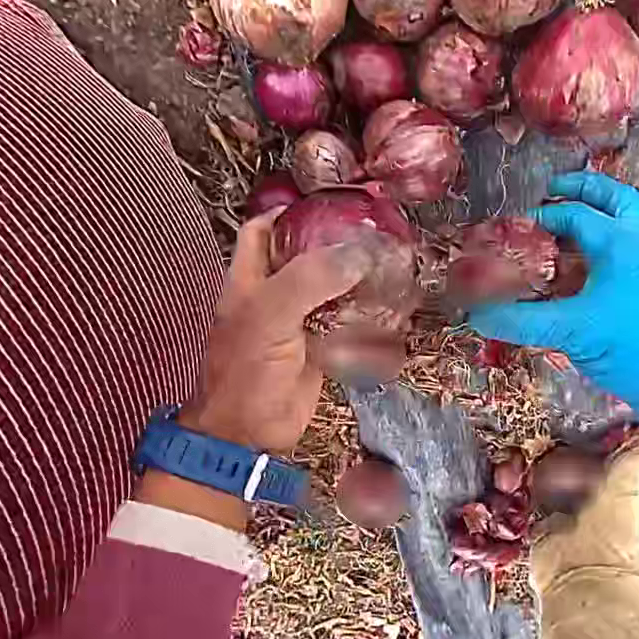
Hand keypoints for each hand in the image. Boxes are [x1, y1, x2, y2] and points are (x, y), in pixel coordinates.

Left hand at [137, 210, 364, 527]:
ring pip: (332, 288)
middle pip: (307, 256)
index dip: (290, 212)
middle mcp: (275, 294)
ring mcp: (300, 321)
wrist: (252, 433)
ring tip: (391, 263)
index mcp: (250, 278)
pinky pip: (347, 321)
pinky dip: (367, 313)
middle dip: (337, 244)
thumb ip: (310, 279)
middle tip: (375, 232)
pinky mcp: (322, 346)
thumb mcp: (270, 314)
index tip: (330, 205)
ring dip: (358, 278)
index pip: (264, 229)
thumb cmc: (247, 370)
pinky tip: (390, 305)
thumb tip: (359, 254)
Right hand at [467, 173, 638, 463]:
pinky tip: (580, 268)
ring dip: (597, 214)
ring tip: (564, 225)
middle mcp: (638, 246)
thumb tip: (477, 316)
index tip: (518, 225)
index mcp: (620, 244)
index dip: (545, 214)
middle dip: (585, 188)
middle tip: (554, 189)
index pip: (577, 213)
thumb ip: (522, 321)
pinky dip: (602, 245)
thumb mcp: (571, 331)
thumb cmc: (634, 347)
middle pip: (616, 198)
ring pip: (626, 222)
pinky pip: (626, 251)